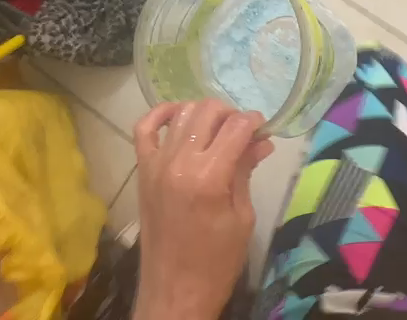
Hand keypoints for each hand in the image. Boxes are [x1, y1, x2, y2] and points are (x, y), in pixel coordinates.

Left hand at [131, 100, 274, 319]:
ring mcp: (157, 164)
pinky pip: (144, 128)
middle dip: (231, 114)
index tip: (263, 128)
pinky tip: (178, 115)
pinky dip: (160, 114)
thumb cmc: (215, 263)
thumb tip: (261, 141)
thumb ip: (246, 171)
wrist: (174, 295)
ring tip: (218, 130)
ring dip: (204, 114)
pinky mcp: (142, 171)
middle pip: (208, 111)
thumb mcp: (242, 218)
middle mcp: (180, 162)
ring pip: (182, 113)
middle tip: (243, 132)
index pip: (236, 127)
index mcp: (209, 177)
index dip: (254, 122)